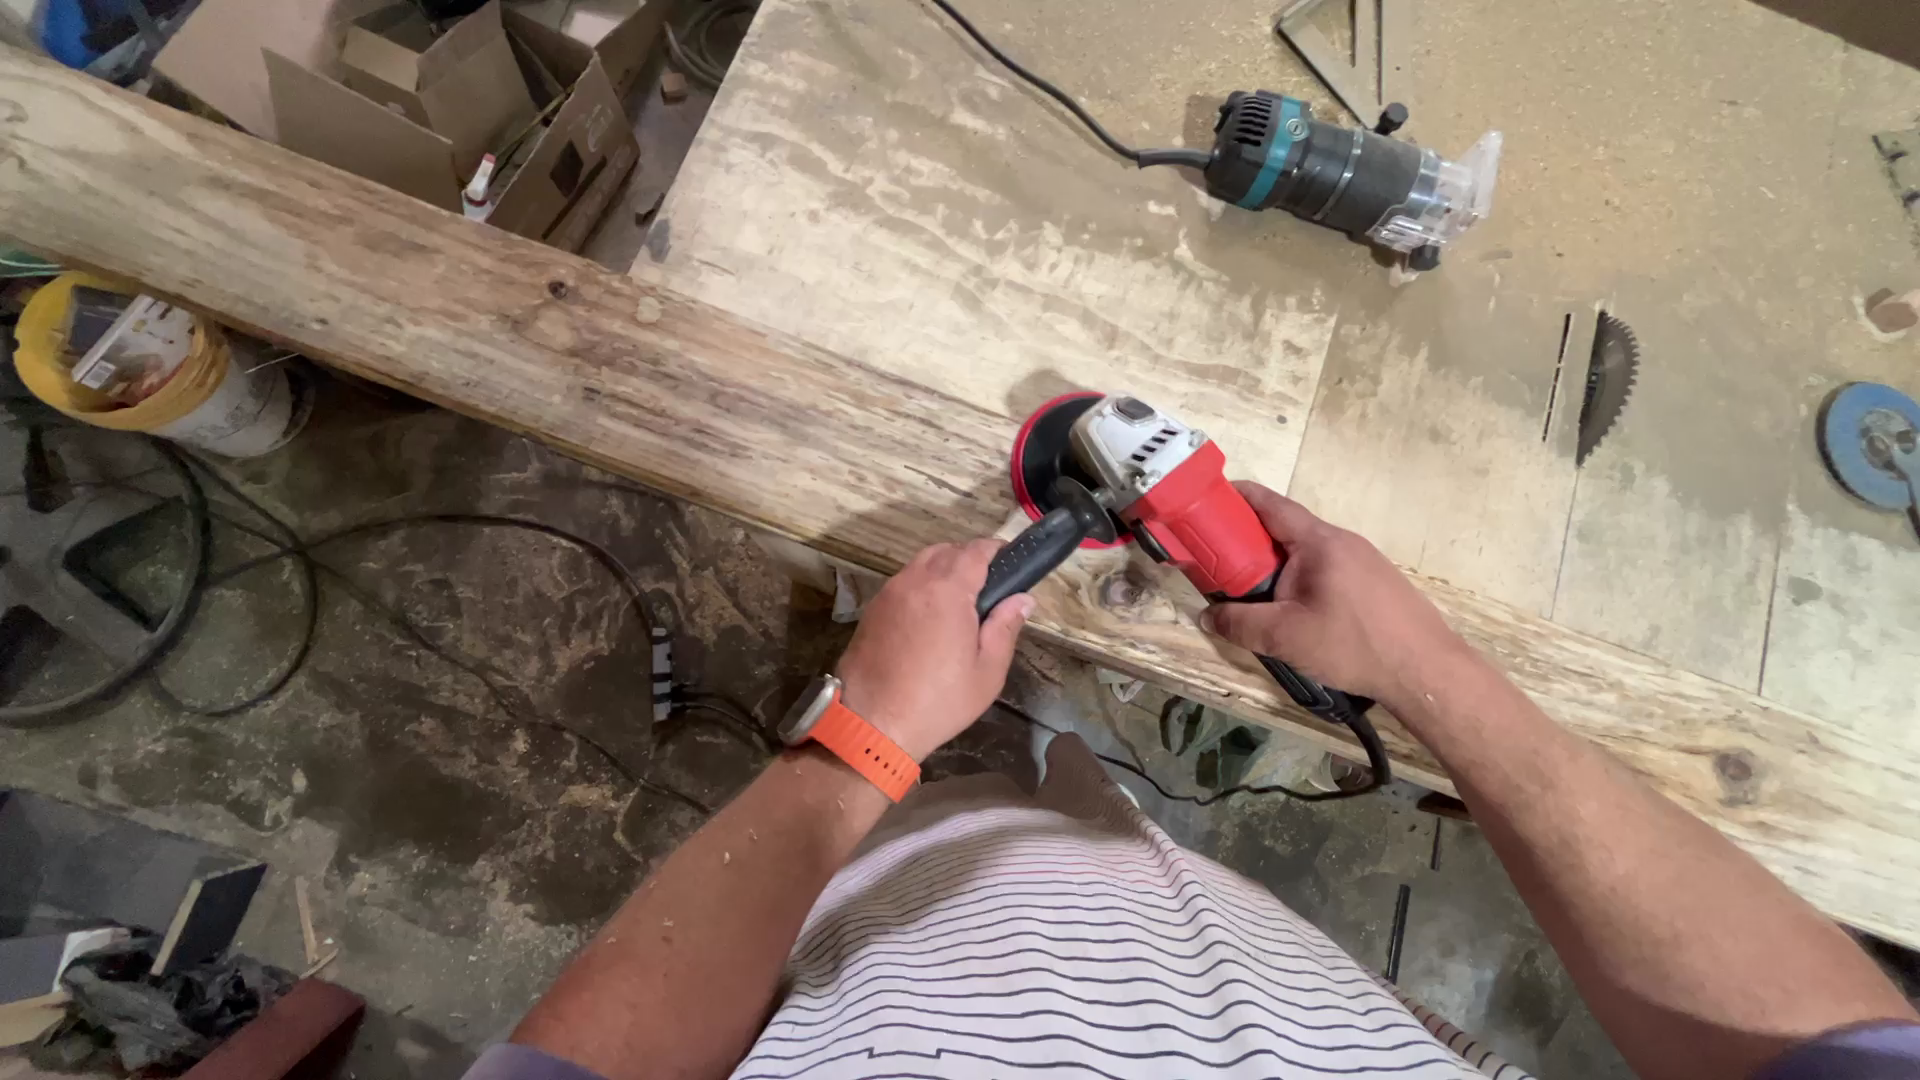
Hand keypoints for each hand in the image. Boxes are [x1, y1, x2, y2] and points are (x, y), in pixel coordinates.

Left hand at [834, 539, 1033, 760]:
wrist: (871, 725)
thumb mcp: (987, 671)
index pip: (976, 551)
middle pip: (947, 551)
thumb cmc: (938, 702)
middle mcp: (915, 581)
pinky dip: (921, 585)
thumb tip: (1023, 599)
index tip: (1010, 561)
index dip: (996, 550)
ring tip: (960, 600)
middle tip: (988, 586)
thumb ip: (1006, 627)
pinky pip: (903, 582)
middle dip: (970, 558)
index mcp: (948, 591)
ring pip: (921, 563)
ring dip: (943, 569)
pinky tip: (930, 615)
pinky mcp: (872, 609)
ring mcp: (889, 593)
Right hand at [1198, 482, 1467, 708]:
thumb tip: (1206, 615)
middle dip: (1248, 538)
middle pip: (1285, 528)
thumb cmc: (1353, 645)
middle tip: (1216, 557)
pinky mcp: (1373, 583)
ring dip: (1273, 562)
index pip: (1271, 505)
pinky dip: (1297, 577)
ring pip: (1304, 552)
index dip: (1238, 497)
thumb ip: (1238, 623)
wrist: (1427, 673)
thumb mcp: (1284, 637)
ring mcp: (1362, 561)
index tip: (1207, 499)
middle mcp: (1342, 542)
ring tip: (1249, 588)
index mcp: (1320, 542)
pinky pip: (1323, 568)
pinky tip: (1291, 607)